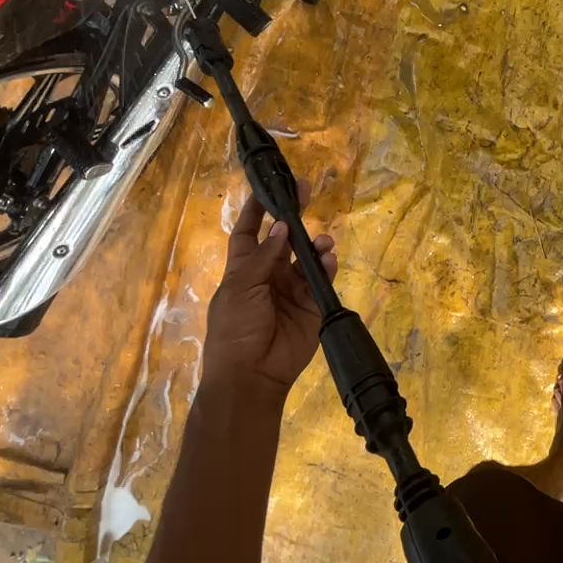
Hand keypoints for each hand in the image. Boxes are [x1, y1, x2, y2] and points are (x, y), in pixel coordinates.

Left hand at [205, 191, 337, 396]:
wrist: (252, 373)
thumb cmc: (235, 330)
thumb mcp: (241, 290)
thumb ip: (264, 258)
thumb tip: (281, 227)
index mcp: (244, 271)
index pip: (249, 235)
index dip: (256, 212)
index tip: (266, 188)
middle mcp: (270, 274)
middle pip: (283, 238)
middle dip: (294, 215)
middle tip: (308, 190)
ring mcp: (293, 288)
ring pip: (307, 255)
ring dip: (315, 243)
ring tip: (323, 242)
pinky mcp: (313, 302)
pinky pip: (323, 277)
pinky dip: (327, 266)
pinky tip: (328, 260)